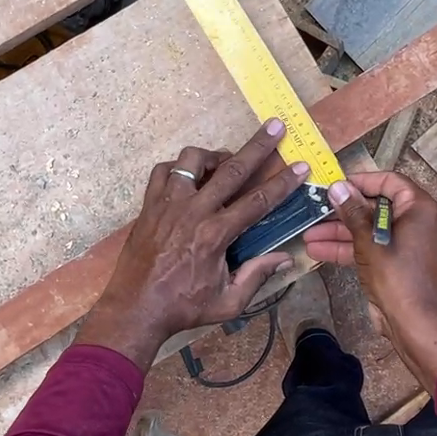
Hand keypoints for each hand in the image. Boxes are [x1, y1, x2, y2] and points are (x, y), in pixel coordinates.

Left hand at [80, 120, 308, 368]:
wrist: (135, 309)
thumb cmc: (184, 307)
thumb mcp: (229, 302)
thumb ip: (257, 277)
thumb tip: (286, 259)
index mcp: (215, 235)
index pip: (258, 201)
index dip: (283, 182)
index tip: (301, 166)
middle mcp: (193, 212)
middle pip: (232, 170)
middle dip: (258, 146)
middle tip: (276, 126)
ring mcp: (168, 204)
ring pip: (192, 161)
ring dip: (213, 155)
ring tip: (224, 161)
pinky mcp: (149, 206)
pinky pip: (164, 172)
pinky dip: (178, 167)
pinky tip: (188, 176)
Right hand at [303, 172, 436, 392]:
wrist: (411, 321)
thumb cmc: (396, 275)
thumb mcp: (369, 240)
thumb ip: (352, 212)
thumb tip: (337, 187)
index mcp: (417, 207)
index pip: (388, 181)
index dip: (361, 180)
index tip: (335, 184)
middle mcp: (412, 220)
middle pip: (373, 206)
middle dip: (342, 211)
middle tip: (314, 209)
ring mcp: (401, 241)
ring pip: (365, 228)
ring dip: (337, 232)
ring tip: (307, 234)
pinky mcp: (390, 260)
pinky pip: (366, 246)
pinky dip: (345, 248)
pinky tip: (317, 250)